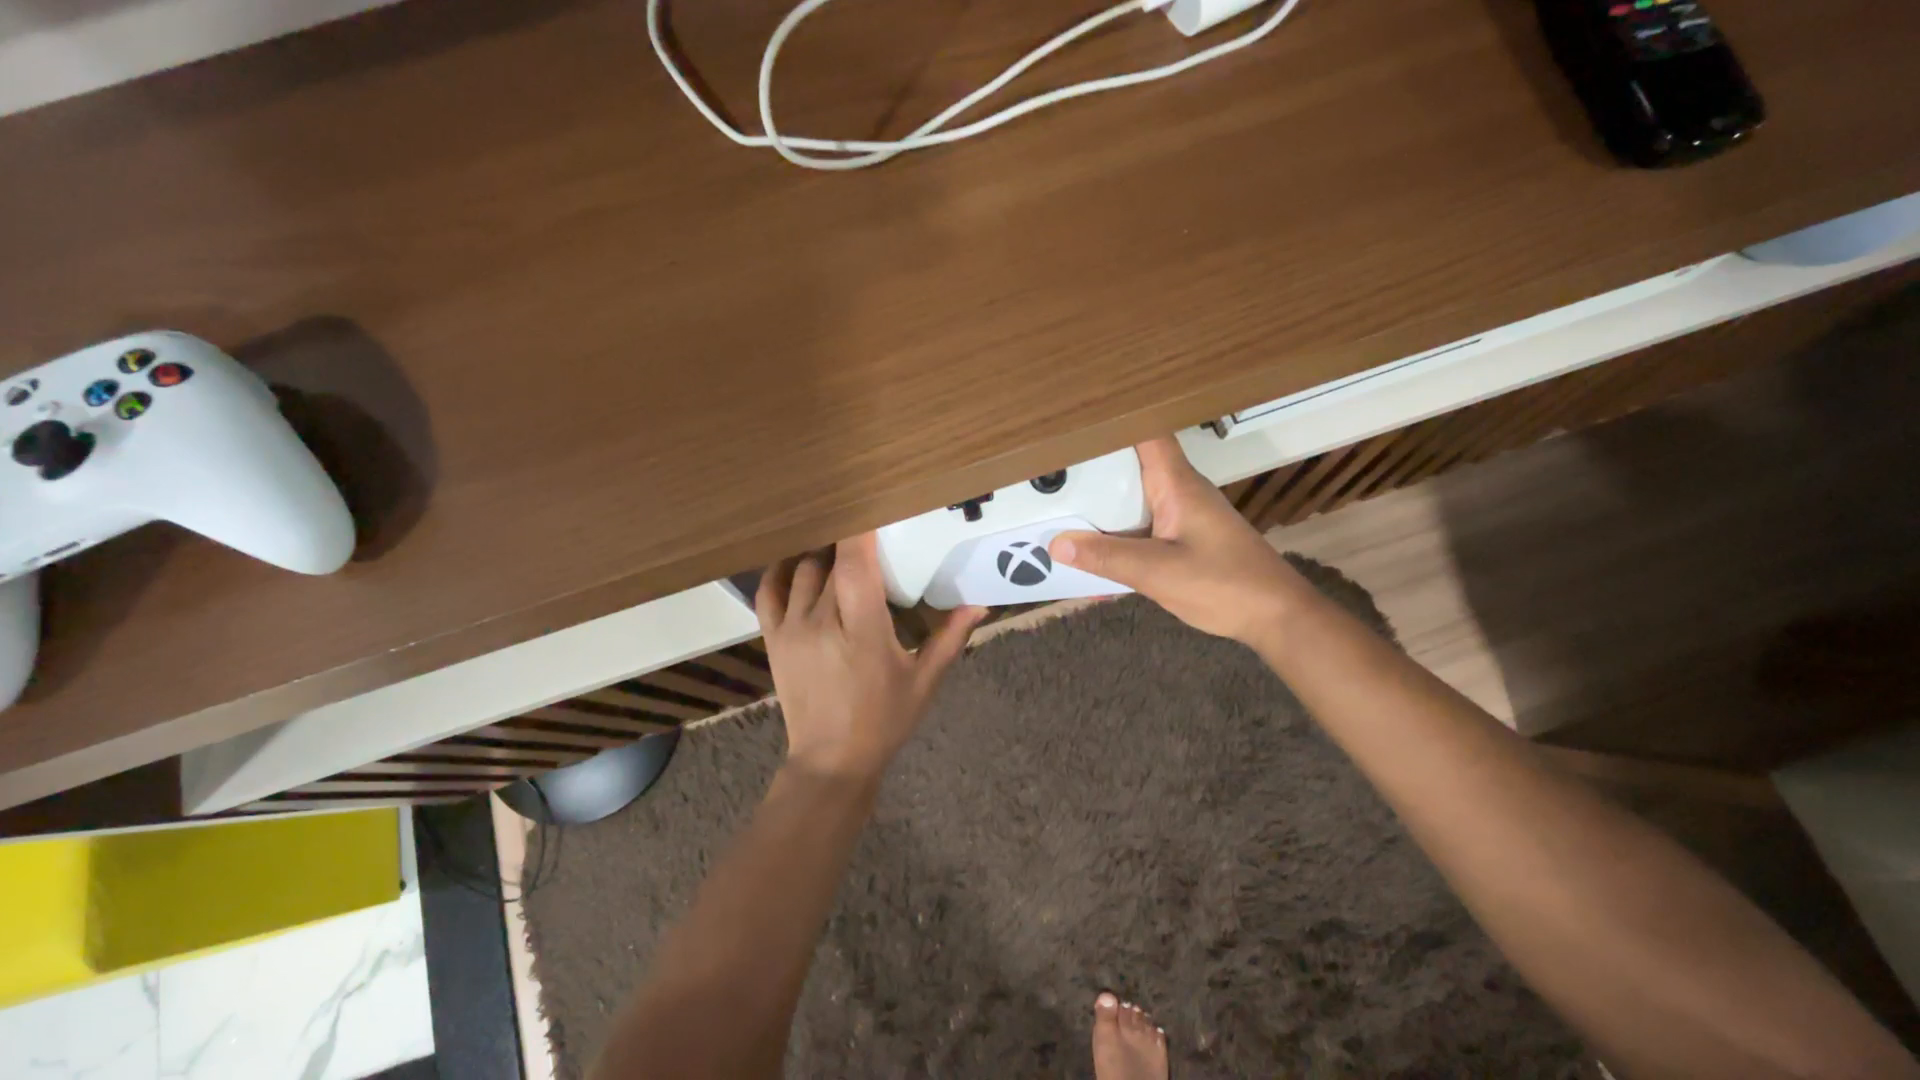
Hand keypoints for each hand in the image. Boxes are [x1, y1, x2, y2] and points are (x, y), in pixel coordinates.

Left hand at [756, 533, 985, 781]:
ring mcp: (791, 630)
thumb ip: (949, 638)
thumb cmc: (884, 721)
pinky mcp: (773, 639)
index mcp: (863, 634)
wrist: (830, 760)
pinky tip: (798, 559)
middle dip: (850, 541)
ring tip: (840, 543)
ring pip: (803, 570)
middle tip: (868, 525)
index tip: (875, 503)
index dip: (862, 532)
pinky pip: (768, 591)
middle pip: (832, 562)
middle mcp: (821, 624)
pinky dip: (781, 569)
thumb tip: (980, 604)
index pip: (857, 567)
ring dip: (823, 554)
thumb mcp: (923, 682)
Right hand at [1049, 436, 1307, 645]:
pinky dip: (1116, 535)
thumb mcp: (1159, 573)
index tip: (1070, 422)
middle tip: (1045, 467)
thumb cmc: (1225, 585)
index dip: (1111, 422)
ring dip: (1101, 504)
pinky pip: (1141, 527)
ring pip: (1133, 498)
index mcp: (1177, 484)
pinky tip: (1090, 553)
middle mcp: (1179, 491)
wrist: (1277, 617)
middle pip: (1131, 465)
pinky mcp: (1184, 539)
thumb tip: (1055, 542)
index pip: (1145, 433)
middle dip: (1091, 466)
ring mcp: (1183, 516)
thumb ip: (1107, 557)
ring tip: (1054, 503)